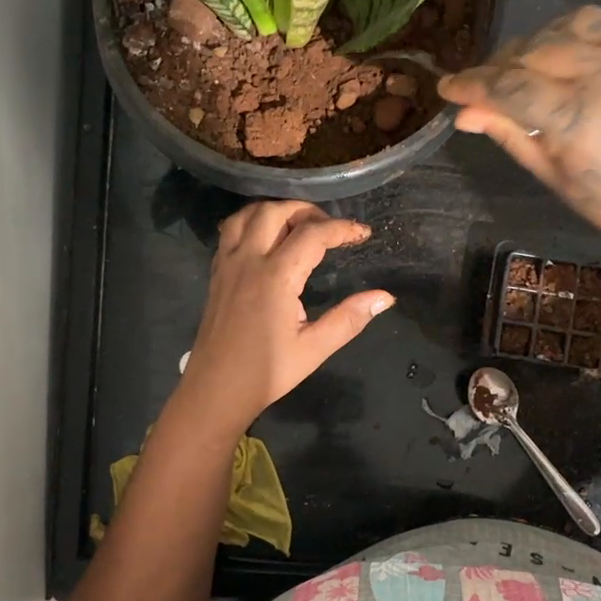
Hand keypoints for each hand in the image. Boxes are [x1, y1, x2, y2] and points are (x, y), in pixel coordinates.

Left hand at [170, 200, 392, 433]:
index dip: (342, 228)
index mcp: (275, 276)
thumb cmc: (266, 373)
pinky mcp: (216, 273)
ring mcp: (228, 264)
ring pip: (248, 214)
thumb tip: (384, 297)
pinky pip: (230, 231)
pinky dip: (251, 222)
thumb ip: (349, 319)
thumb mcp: (314, 348)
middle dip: (308, 211)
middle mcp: (249, 260)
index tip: (363, 234)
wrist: (215, 389)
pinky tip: (267, 239)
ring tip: (299, 226)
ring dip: (276, 210)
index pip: (313, 234)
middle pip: (277, 211)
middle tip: (330, 228)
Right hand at [438, 6, 600, 258]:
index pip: (508, 86)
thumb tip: (466, 113)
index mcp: (577, 116)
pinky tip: (566, 55)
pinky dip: (576, 34)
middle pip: (533, 51)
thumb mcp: (555, 175)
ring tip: (524, 65)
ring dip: (536, 42)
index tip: (448, 87)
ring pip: (568, 26)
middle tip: (484, 85)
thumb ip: (510, 134)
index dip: (472, 85)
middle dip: (499, 66)